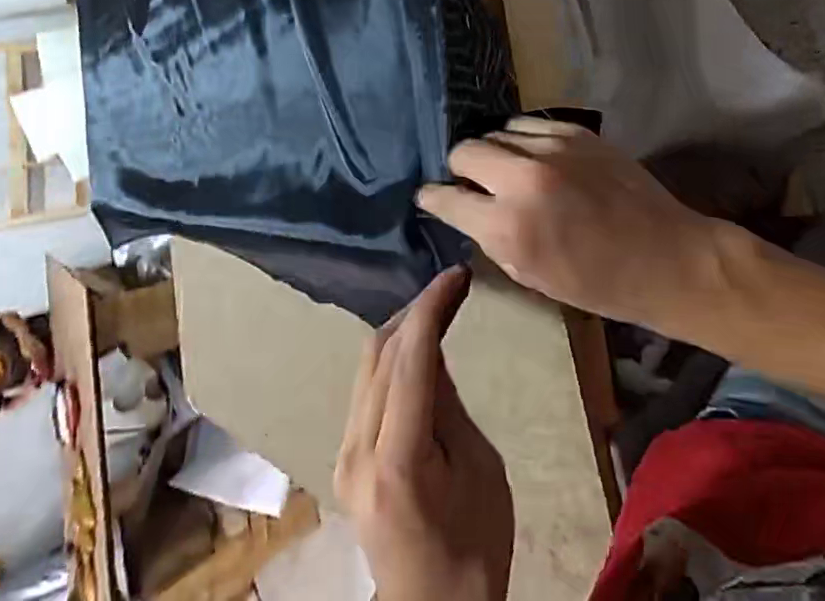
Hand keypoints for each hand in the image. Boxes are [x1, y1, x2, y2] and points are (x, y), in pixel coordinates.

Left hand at [335, 266, 513, 600]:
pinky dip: (392, 360)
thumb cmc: (475, 547)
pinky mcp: (342, 456)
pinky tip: (417, 352)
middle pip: (378, 354)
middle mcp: (358, 448)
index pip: (409, 360)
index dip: (431, 308)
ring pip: (366, 366)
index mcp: (399, 458)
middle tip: (451, 289)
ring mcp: (343, 452)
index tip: (456, 276)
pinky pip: (365, 389)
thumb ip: (449, 406)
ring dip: (401, 331)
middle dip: (414, 312)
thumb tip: (433, 352)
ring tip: (438, 310)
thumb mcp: (482, 471)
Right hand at [416, 116, 718, 329]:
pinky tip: (535, 157)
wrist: (667, 259)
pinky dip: (523, 141)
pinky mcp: (576, 132)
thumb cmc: (597, 283)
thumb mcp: (529, 274)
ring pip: (496, 132)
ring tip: (507, 169)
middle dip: (461, 168)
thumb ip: (490, 236)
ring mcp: (552, 149)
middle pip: (464, 150)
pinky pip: (528, 124)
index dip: (433, 197)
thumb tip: (465, 209)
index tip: (433, 197)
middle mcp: (524, 179)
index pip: (445, 197)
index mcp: (508, 226)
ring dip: (494, 153)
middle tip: (474, 183)